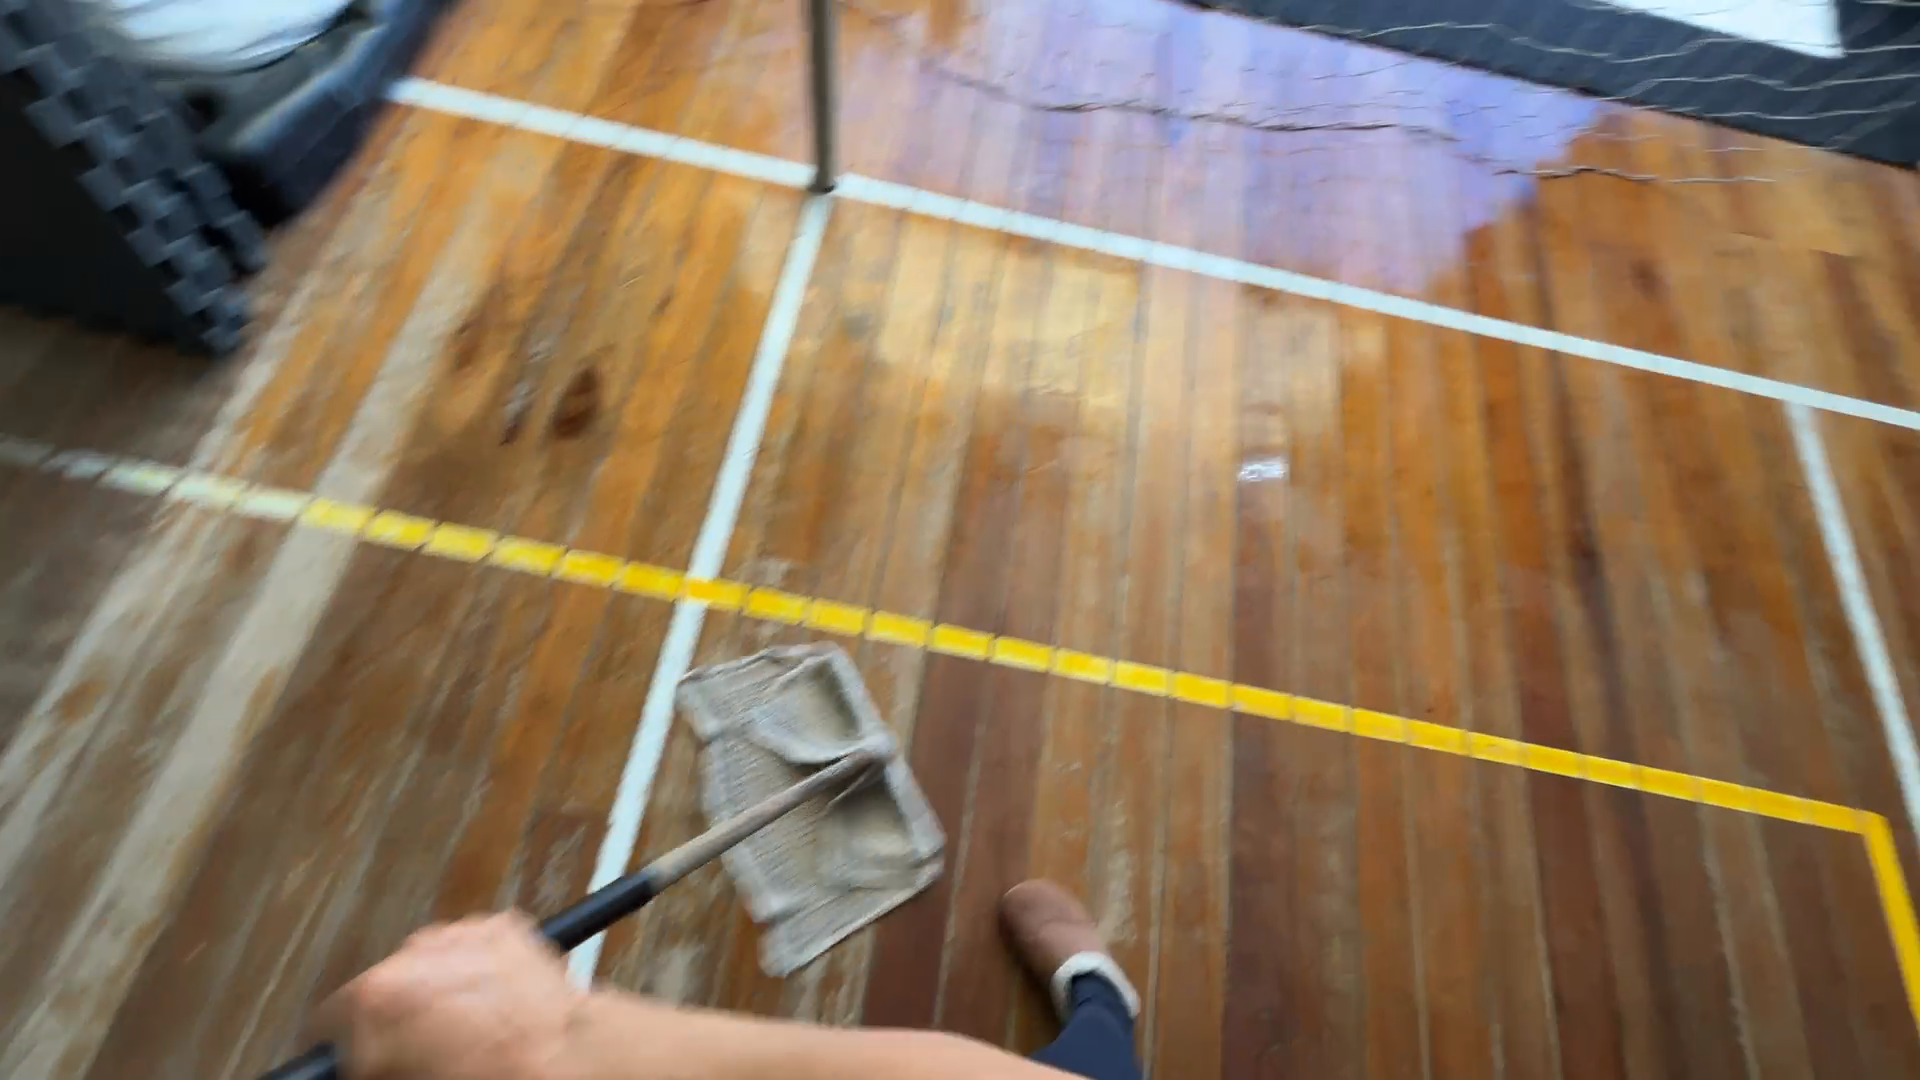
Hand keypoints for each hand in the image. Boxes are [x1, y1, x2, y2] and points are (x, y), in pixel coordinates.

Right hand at [316, 912, 581, 1079]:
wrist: (549, 1051)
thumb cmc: (472, 1071)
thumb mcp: (388, 1074)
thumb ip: (368, 1062)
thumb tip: (369, 1058)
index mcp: (371, 996)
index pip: (328, 1020)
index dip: (343, 1045)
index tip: (354, 1058)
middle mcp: (413, 952)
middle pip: (385, 983)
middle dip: (394, 1011)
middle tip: (415, 1044)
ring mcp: (462, 932)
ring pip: (431, 959)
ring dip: (437, 983)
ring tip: (462, 1019)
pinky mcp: (504, 925)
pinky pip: (475, 946)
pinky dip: (478, 964)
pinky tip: (491, 994)